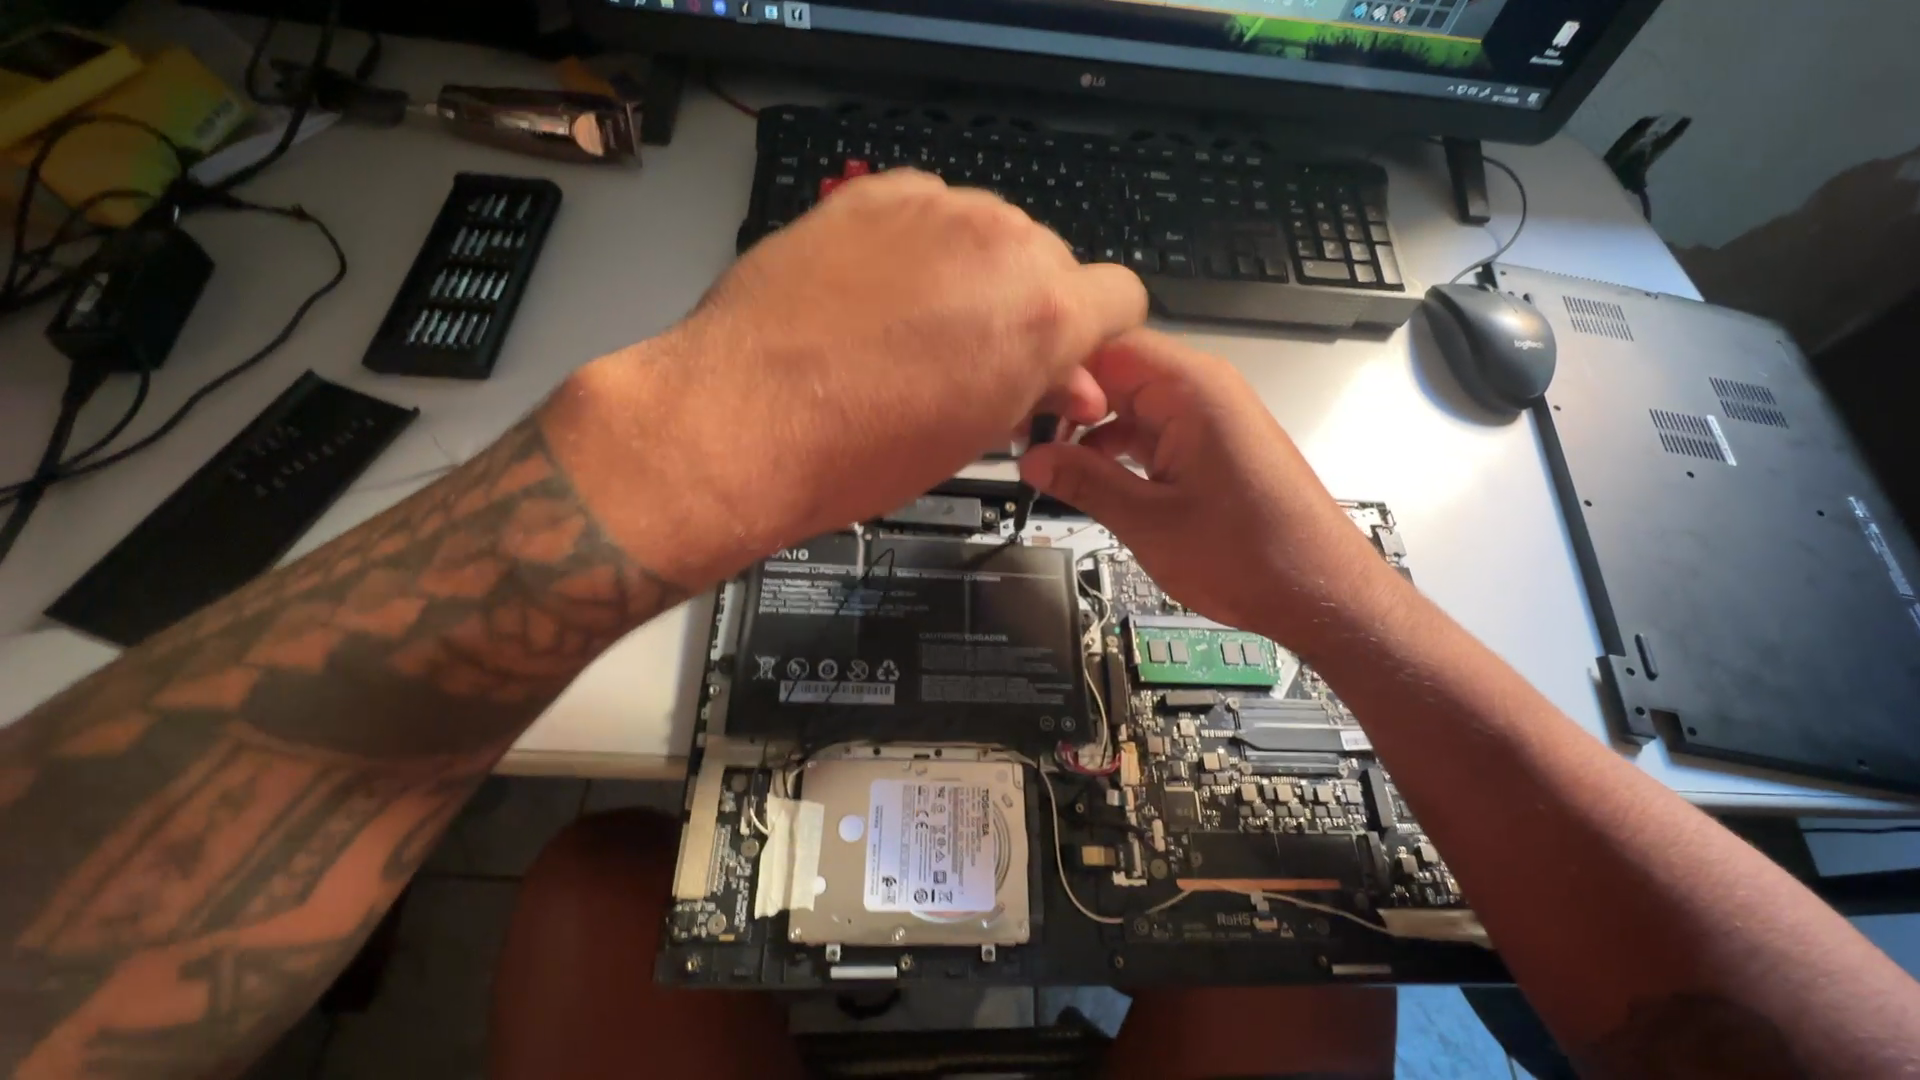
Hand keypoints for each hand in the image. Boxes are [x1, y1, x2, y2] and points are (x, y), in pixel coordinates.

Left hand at [541, 169, 1145, 585]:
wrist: (744, 420)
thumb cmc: (854, 451)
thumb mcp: (972, 437)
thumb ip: (1035, 393)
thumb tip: (1068, 382)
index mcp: (1044, 314)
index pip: (1120, 298)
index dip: (1097, 334)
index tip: (1066, 355)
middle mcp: (1000, 245)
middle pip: (1052, 260)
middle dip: (1029, 306)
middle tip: (980, 355)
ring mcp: (933, 210)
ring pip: (989, 232)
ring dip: (973, 273)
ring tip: (917, 327)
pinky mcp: (872, 196)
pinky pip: (926, 211)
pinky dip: (919, 246)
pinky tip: (881, 294)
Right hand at [1019, 329, 1406, 652]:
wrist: (1320, 593)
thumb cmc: (1253, 557)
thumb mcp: (1148, 521)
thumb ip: (1083, 482)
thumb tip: (1034, 460)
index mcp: (1191, 389)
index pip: (1105, 345)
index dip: (1056, 373)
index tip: (1019, 410)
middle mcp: (1203, 390)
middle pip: (1115, 370)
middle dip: (1067, 403)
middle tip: (1025, 441)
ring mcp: (1209, 417)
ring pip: (1130, 402)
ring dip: (1090, 430)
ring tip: (1050, 465)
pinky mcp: (1212, 444)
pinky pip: (1151, 428)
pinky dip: (1118, 449)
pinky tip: (1091, 479)